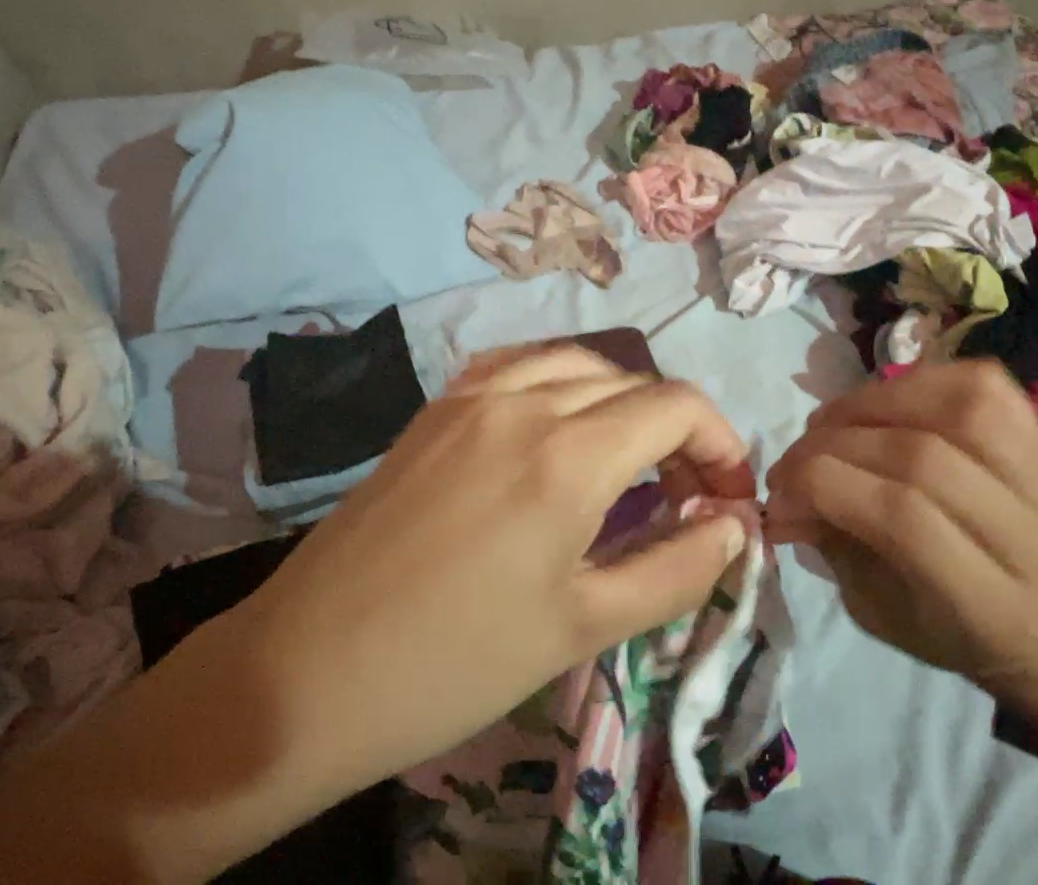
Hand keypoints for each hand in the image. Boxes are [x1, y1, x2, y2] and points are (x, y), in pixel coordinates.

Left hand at [240, 345, 755, 802]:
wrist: (304, 673)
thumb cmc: (454, 663)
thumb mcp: (582, 628)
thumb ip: (676, 570)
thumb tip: (733, 528)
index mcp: (567, 454)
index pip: (676, 406)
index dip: (722, 446)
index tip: (730, 503)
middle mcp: (520, 401)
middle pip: (632, 382)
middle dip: (677, 432)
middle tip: (686, 500)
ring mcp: (466, 399)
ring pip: (575, 364)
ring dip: (620, 402)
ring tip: (628, 464)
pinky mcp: (430, 414)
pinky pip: (515, 367)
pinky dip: (559, 385)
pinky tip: (557, 430)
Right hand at [764, 361, 1037, 695]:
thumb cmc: (946, 629)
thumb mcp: (875, 608)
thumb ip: (830, 543)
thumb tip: (781, 493)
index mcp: (988, 605)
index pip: (902, 518)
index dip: (824, 485)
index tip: (779, 490)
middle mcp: (1032, 539)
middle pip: (923, 459)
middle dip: (836, 446)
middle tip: (795, 458)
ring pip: (959, 409)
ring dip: (874, 402)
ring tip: (832, 421)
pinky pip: (985, 385)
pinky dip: (920, 381)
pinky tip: (883, 400)